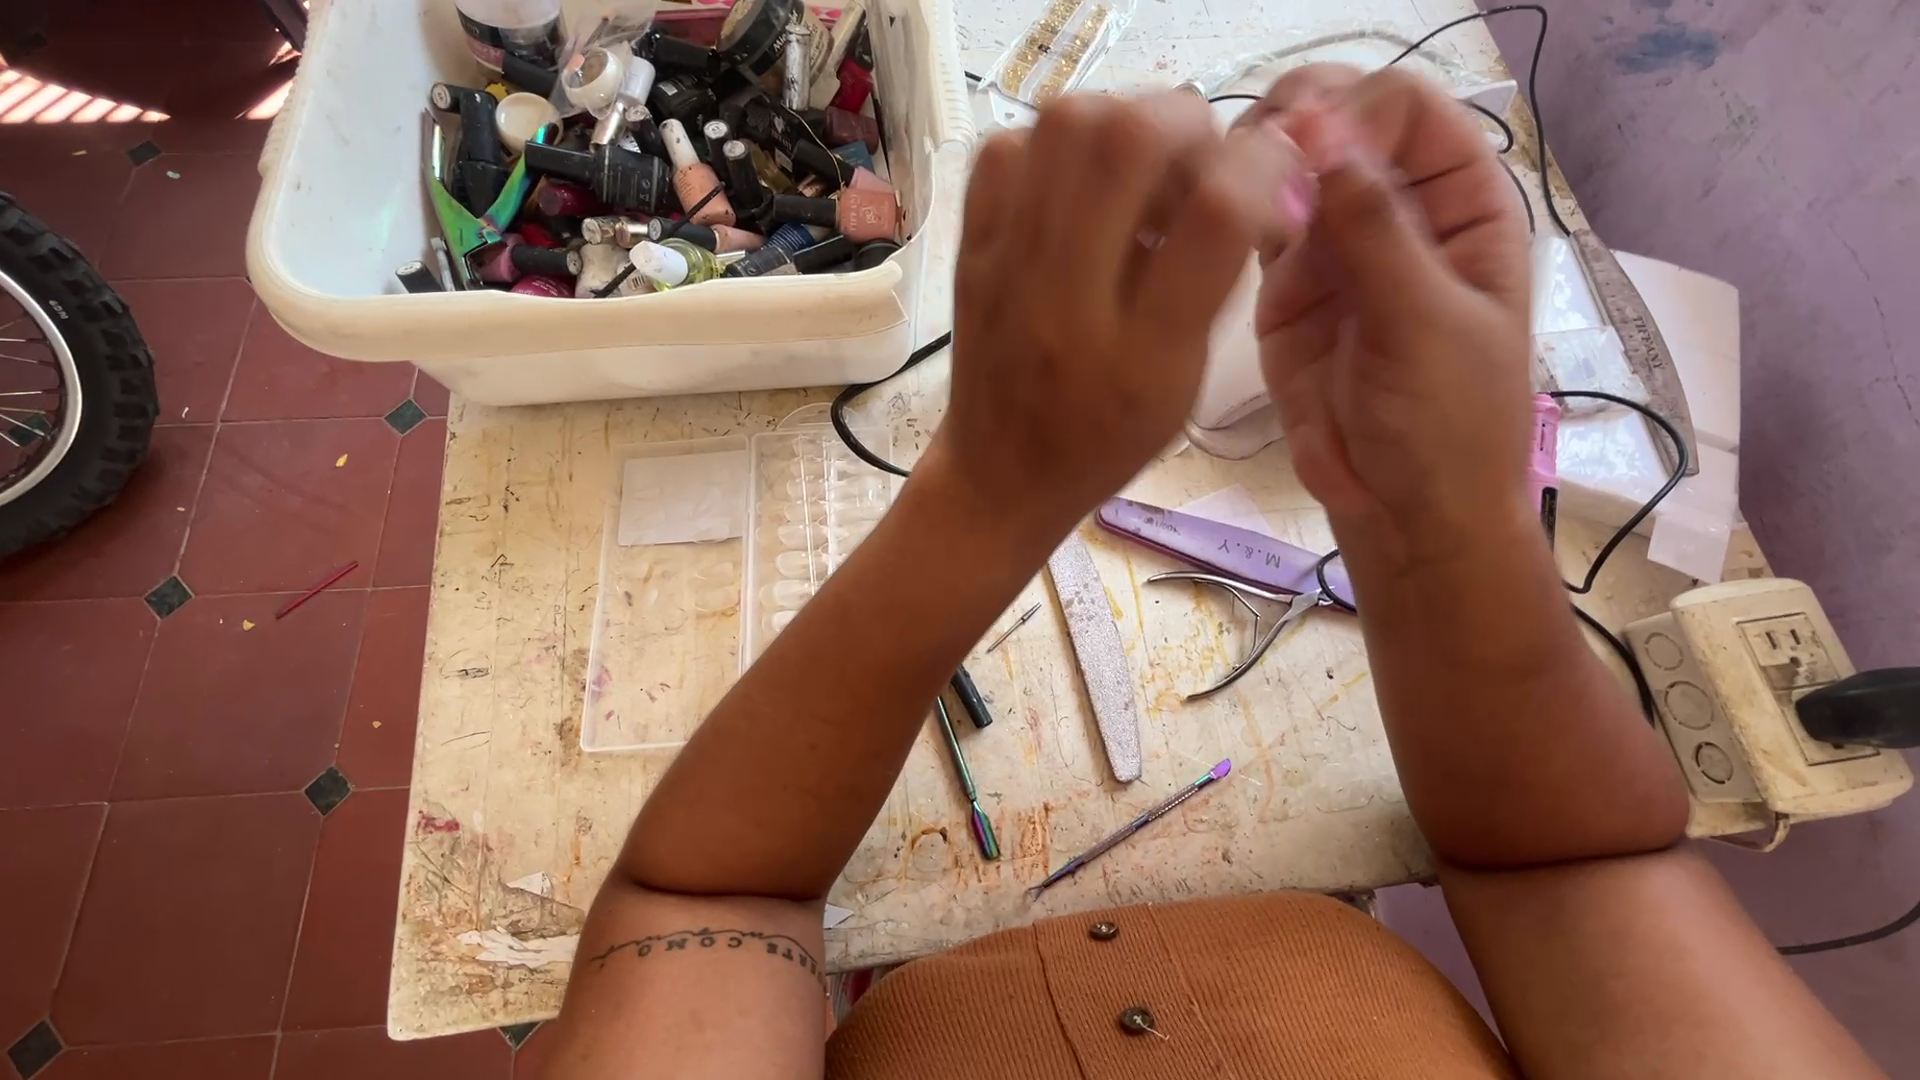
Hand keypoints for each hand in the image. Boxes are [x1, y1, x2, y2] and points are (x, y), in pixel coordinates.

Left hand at [923, 91, 1305, 534]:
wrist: (1000, 475)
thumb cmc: (1103, 443)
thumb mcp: (1180, 386)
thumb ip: (1212, 286)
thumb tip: (1242, 180)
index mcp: (1140, 352)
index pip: (1214, 215)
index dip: (1261, 167)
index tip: (1271, 168)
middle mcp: (1066, 298)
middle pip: (1127, 139)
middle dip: (1184, 123)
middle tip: (1193, 162)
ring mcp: (1005, 267)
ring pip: (1063, 125)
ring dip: (1117, 120)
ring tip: (1134, 167)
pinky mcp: (970, 251)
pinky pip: (1004, 151)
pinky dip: (1049, 144)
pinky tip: (1071, 185)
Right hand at [1243, 65, 1533, 554]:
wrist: (1400, 507)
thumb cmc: (1444, 421)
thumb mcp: (1422, 322)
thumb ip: (1371, 228)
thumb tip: (1320, 129)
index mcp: (1459, 205)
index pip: (1403, 112)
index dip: (1349, 114)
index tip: (1295, 142)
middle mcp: (1394, 215)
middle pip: (1340, 132)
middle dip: (1293, 127)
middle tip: (1244, 150)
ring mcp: (1333, 254)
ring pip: (1289, 178)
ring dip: (1252, 168)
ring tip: (1213, 179)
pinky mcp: (1284, 294)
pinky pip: (1258, 236)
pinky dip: (1232, 219)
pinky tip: (1206, 214)